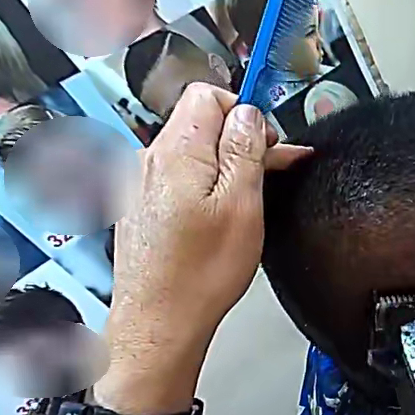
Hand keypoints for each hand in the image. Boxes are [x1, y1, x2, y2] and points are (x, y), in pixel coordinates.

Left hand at [98, 85, 308, 413]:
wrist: (160, 320)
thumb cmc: (203, 269)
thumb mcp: (242, 203)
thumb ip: (245, 149)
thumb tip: (249, 113)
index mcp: (176, 150)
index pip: (208, 94)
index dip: (246, 111)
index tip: (269, 143)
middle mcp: (149, 158)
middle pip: (201, 122)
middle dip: (242, 138)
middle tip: (276, 168)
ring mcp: (139, 182)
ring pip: (193, 151)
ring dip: (228, 162)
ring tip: (256, 193)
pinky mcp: (140, 205)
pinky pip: (180, 176)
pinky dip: (208, 183)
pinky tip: (227, 210)